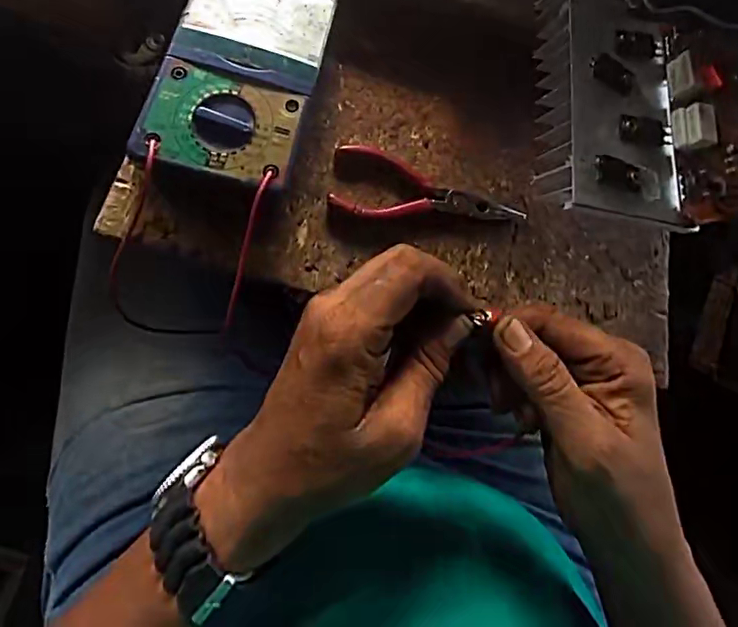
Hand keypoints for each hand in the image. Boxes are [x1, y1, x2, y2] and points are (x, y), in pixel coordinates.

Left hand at [194, 245, 477, 572]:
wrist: (266, 477)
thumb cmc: (330, 466)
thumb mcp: (397, 431)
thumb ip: (430, 367)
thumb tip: (460, 323)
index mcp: (349, 330)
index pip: (410, 268)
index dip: (450, 283)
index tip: (471, 317)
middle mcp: (332, 303)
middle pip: (399, 259)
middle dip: (439, 284)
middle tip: (460, 325)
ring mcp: (323, 304)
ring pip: (387, 269)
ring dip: (421, 292)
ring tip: (442, 334)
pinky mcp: (323, 313)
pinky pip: (373, 287)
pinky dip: (402, 301)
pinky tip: (414, 337)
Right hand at [492, 306, 723, 625]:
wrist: (632, 554)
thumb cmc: (616, 499)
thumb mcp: (581, 438)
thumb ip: (545, 380)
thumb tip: (506, 326)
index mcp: (617, 357)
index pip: (553, 321)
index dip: (511, 327)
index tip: (475, 349)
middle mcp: (603, 357)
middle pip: (539, 335)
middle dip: (510, 361)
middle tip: (498, 400)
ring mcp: (586, 377)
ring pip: (530, 356)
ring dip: (512, 380)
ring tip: (513, 416)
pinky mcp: (569, 397)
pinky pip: (532, 379)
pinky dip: (518, 395)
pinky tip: (522, 422)